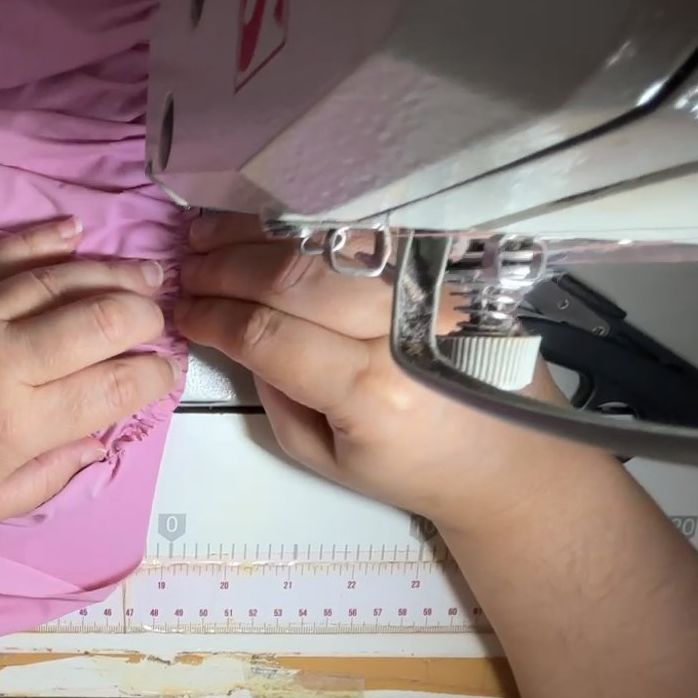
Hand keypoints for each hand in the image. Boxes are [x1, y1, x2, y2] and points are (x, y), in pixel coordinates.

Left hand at [0, 219, 178, 540]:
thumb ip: (49, 476)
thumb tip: (100, 440)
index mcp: (18, 427)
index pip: (116, 386)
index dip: (154, 376)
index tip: (164, 373)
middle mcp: (1, 362)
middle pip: (102, 319)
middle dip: (146, 317)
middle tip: (160, 321)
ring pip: (60, 278)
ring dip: (112, 273)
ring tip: (145, 276)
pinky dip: (42, 241)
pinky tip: (75, 233)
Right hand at [174, 214, 611, 533]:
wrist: (516, 458)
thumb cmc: (412, 470)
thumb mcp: (325, 456)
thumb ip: (275, 395)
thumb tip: (239, 338)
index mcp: (369, 391)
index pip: (266, 336)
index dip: (213, 318)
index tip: (181, 313)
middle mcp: (403, 332)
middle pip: (292, 279)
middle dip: (224, 270)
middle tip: (184, 269)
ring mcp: (431, 291)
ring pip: (327, 245)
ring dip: (257, 236)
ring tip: (209, 233)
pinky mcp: (449, 272)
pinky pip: (367, 237)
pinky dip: (308, 229)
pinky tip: (269, 227)